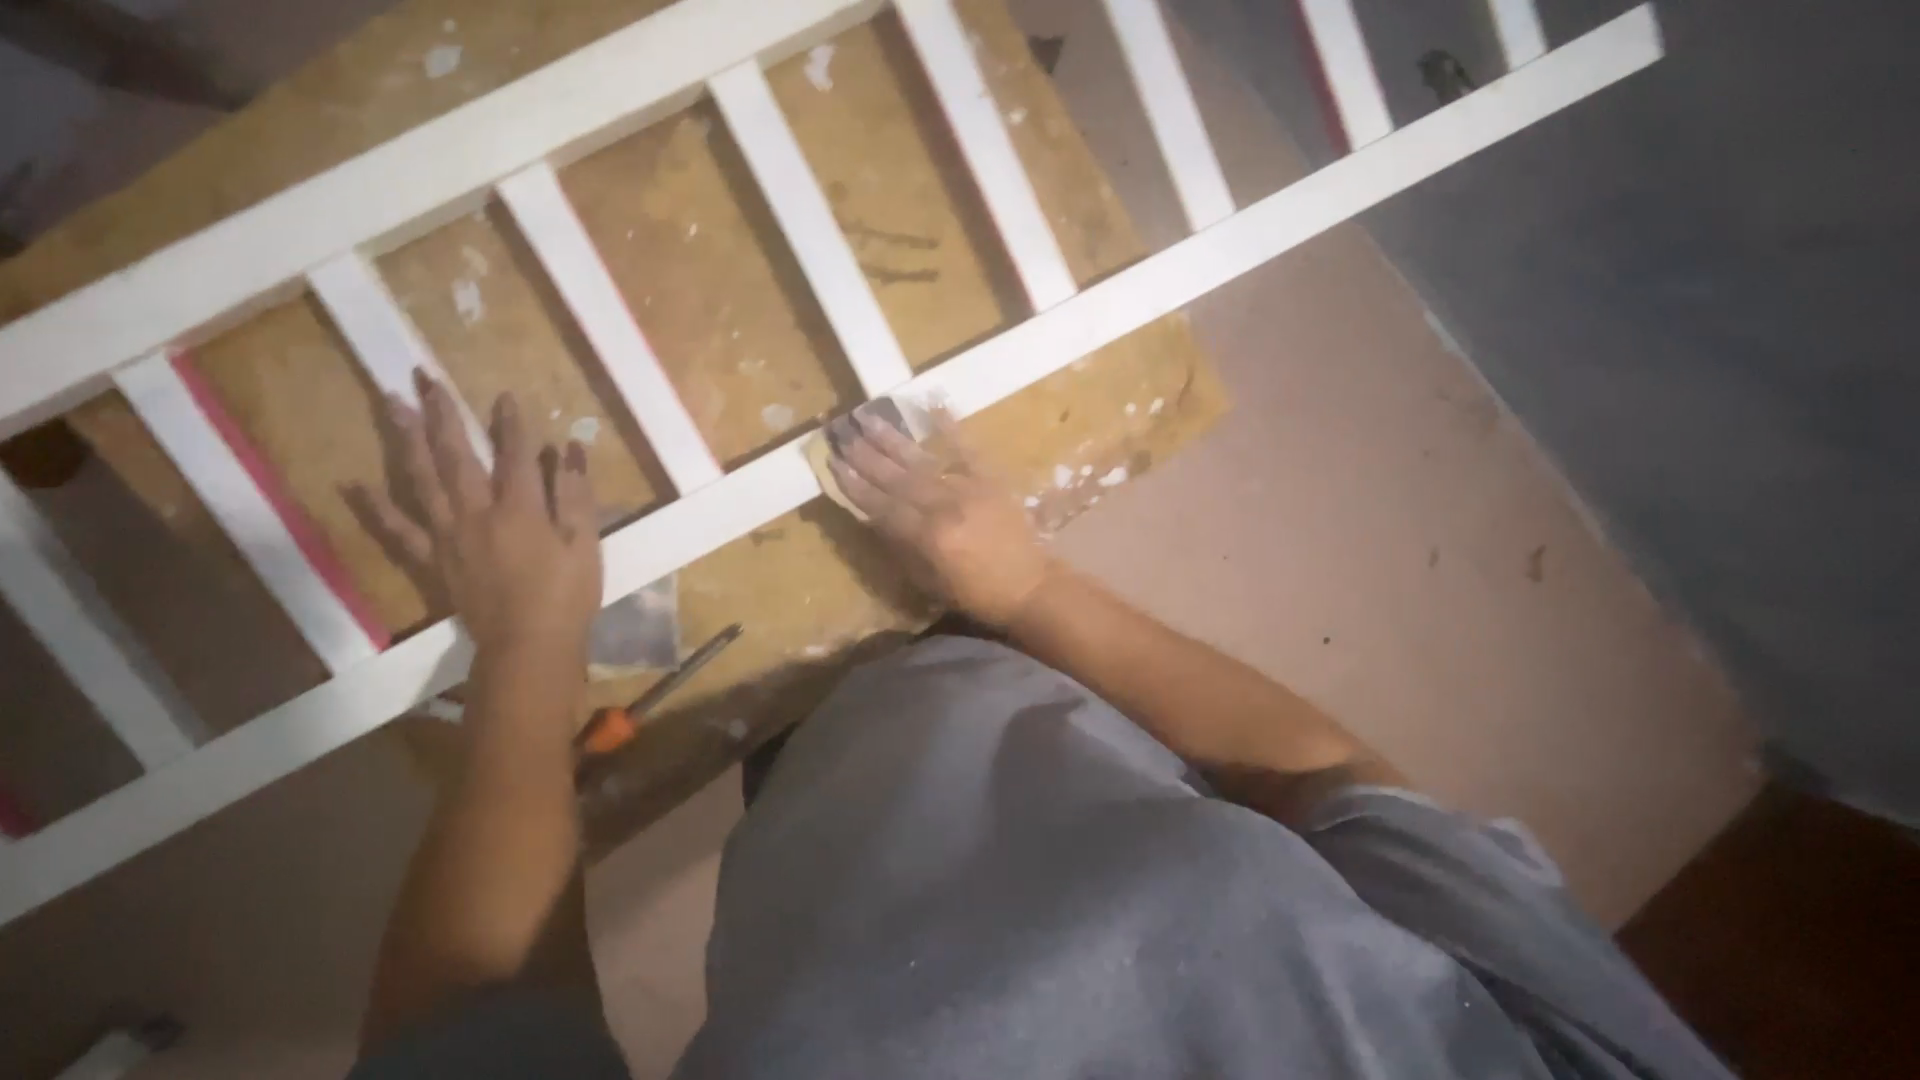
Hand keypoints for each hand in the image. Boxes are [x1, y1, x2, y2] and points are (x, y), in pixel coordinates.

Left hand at [365, 372, 602, 665]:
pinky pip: (399, 530)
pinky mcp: (433, 559)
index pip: (514, 455)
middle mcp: (477, 513)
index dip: (511, 424)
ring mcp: (449, 535)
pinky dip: (376, 507)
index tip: (504, 394)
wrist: (529, 645)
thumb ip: (575, 495)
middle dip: (443, 415)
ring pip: (423, 480)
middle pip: (457, 456)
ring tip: (390, 405)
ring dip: (407, 440)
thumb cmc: (566, 595)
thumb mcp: (585, 544)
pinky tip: (354, 484)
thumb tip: (570, 450)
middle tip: (424, 378)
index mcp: (520, 509)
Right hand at [829, 409, 1053, 626]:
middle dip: (867, 457)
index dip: (857, 487)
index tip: (834, 466)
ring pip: (923, 460)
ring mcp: (969, 489)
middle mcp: (945, 507)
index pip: (884, 507)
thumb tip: (876, 520)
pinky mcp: (990, 479)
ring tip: (867, 417)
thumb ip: (903, 549)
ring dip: (893, 439)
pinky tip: (932, 403)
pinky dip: (950, 425)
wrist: (1031, 587)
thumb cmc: (978, 594)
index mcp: (930, 537)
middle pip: (898, 478)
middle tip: (842, 435)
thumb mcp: (932, 582)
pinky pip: (967, 449)